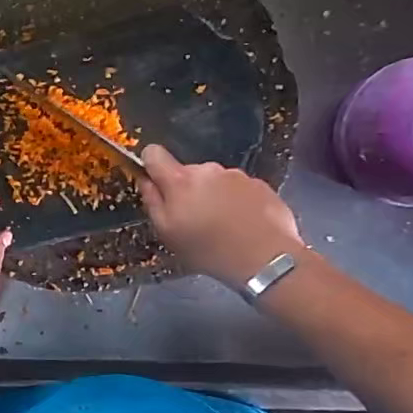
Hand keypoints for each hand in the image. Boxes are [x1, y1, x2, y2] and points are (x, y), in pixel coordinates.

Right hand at [136, 145, 302, 286]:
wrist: (267, 259)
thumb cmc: (208, 250)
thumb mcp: (167, 233)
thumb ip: (152, 201)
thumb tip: (145, 180)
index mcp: (179, 180)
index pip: (154, 153)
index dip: (151, 164)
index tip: (156, 183)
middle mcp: (208, 170)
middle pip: (187, 172)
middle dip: (187, 190)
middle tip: (194, 218)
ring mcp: (237, 176)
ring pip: (214, 181)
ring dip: (213, 195)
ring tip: (222, 224)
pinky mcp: (261, 185)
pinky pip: (239, 189)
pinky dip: (236, 201)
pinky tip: (243, 224)